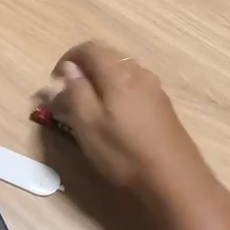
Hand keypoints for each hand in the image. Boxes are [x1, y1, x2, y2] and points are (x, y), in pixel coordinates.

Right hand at [36, 41, 204, 193]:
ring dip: (98, 83)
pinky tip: (110, 119)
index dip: (68, 58)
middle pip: (106, 58)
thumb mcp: (88, 124)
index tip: (55, 81)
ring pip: (119, 73)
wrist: (175, 181)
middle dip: (82, 72)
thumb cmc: (124, 153)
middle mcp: (139, 74)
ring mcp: (154, 89)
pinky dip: (114, 93)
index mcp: (119, 75)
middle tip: (66, 97)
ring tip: (85, 110)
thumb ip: (76, 91)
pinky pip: (131, 87)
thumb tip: (70, 68)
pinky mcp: (162, 106)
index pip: (90, 48)